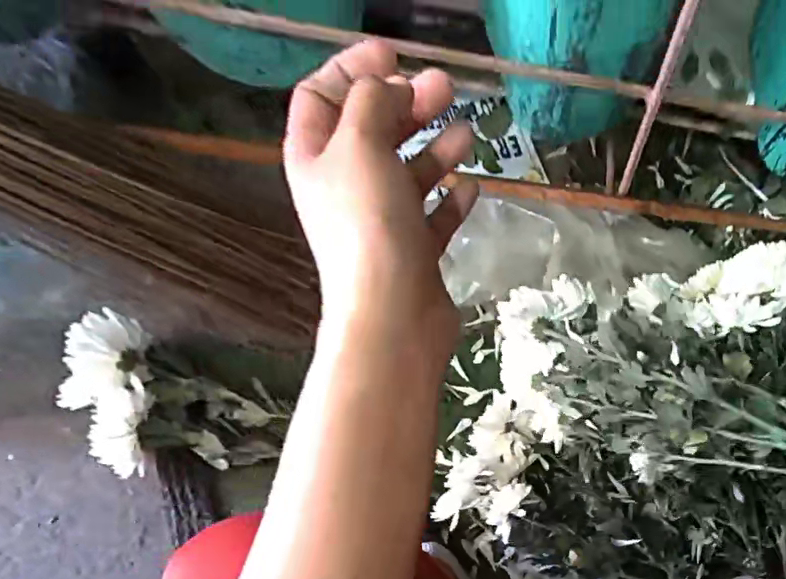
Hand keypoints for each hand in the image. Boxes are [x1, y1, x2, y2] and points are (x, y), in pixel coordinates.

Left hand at [283, 41, 478, 360]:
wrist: (394, 316)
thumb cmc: (369, 225)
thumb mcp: (361, 143)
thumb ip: (372, 101)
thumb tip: (388, 87)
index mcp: (316, 158)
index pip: (323, 96)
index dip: (353, 69)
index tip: (394, 54)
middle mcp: (346, 189)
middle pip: (373, 131)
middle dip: (406, 104)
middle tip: (445, 88)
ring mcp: (382, 225)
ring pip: (408, 174)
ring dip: (436, 148)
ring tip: (467, 132)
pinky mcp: (415, 255)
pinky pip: (433, 219)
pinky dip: (450, 201)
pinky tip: (470, 187)